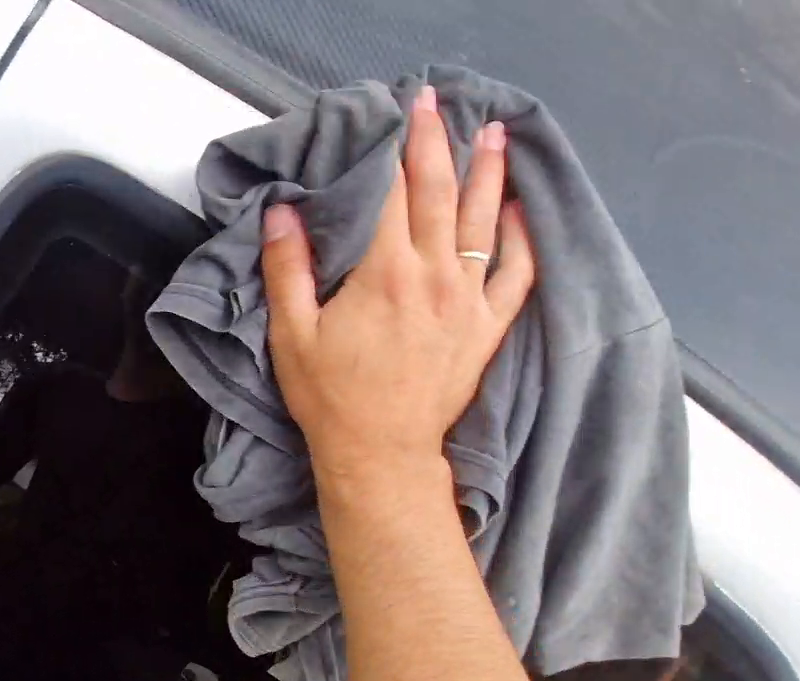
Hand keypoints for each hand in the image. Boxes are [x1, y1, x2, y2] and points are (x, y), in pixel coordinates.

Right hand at [262, 84, 535, 478]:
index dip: (392, 153)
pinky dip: (524, 234)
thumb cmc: (327, 395)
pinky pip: (518, 269)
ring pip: (483, 220)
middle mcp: (433, 275)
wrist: (379, 449)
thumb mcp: (291, 335)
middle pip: (437, 195)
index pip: (390, 197)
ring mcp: (468, 298)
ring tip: (490, 133)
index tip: (393, 118)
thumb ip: (288, 270)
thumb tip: (281, 213)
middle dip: (434, 145)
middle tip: (434, 105)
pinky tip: (522, 208)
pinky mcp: (486, 324)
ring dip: (487, 172)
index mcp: (383, 274)